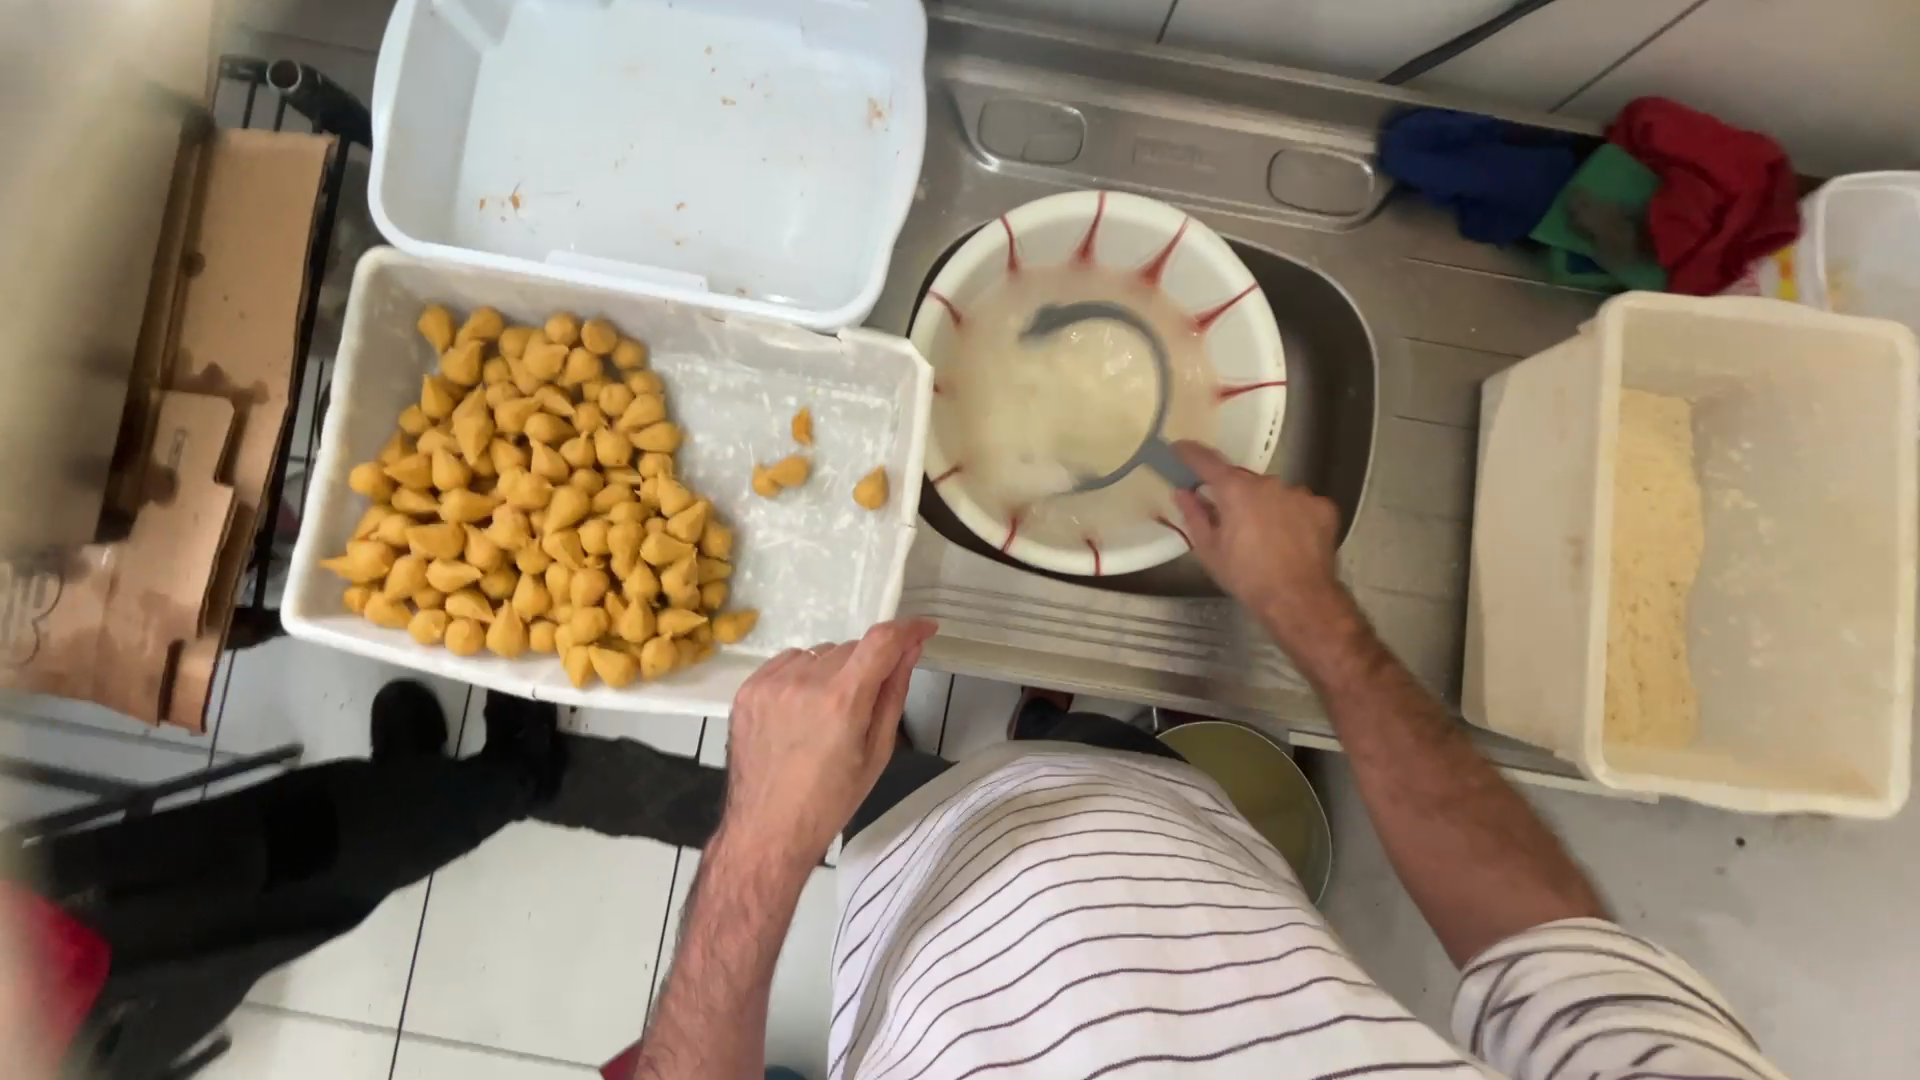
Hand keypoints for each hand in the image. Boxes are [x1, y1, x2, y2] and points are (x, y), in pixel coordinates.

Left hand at [722, 618, 938, 862]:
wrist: (767, 830)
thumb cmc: (831, 799)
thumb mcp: (877, 751)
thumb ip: (894, 693)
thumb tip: (911, 650)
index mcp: (842, 700)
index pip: (882, 640)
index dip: (909, 628)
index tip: (925, 629)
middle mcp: (804, 681)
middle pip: (852, 648)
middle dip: (867, 666)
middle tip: (863, 706)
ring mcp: (771, 682)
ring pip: (821, 653)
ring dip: (833, 670)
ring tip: (826, 714)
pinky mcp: (749, 688)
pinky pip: (789, 661)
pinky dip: (803, 675)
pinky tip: (800, 711)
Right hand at [1172, 442, 1354, 658]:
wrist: (1298, 599)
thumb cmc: (1246, 576)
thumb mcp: (1209, 550)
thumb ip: (1194, 515)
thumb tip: (1183, 493)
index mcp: (1236, 490)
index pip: (1208, 462)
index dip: (1190, 454)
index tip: (1179, 447)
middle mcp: (1269, 483)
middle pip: (1243, 480)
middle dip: (1232, 493)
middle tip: (1225, 517)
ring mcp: (1299, 493)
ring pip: (1272, 492)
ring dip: (1262, 505)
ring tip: (1261, 535)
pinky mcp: (1322, 507)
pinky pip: (1298, 504)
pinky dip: (1289, 515)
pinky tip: (1287, 538)